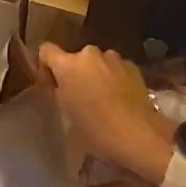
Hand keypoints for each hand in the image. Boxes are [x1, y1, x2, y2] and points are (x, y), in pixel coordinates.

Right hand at [39, 44, 174, 184]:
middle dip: (75, 73)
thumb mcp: (67, 114)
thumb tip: (55, 84)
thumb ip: (57, 92)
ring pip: (96, 62)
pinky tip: (119, 99)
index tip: (51, 84)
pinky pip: (115, 68)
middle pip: (74, 58)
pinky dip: (113, 78)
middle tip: (79, 97)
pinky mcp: (132, 66)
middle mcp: (90, 54)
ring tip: (102, 99)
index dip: (46, 65)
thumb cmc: (96, 130)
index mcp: (68, 65)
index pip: (46, 50)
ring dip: (95, 74)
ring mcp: (114, 58)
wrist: (139, 136)